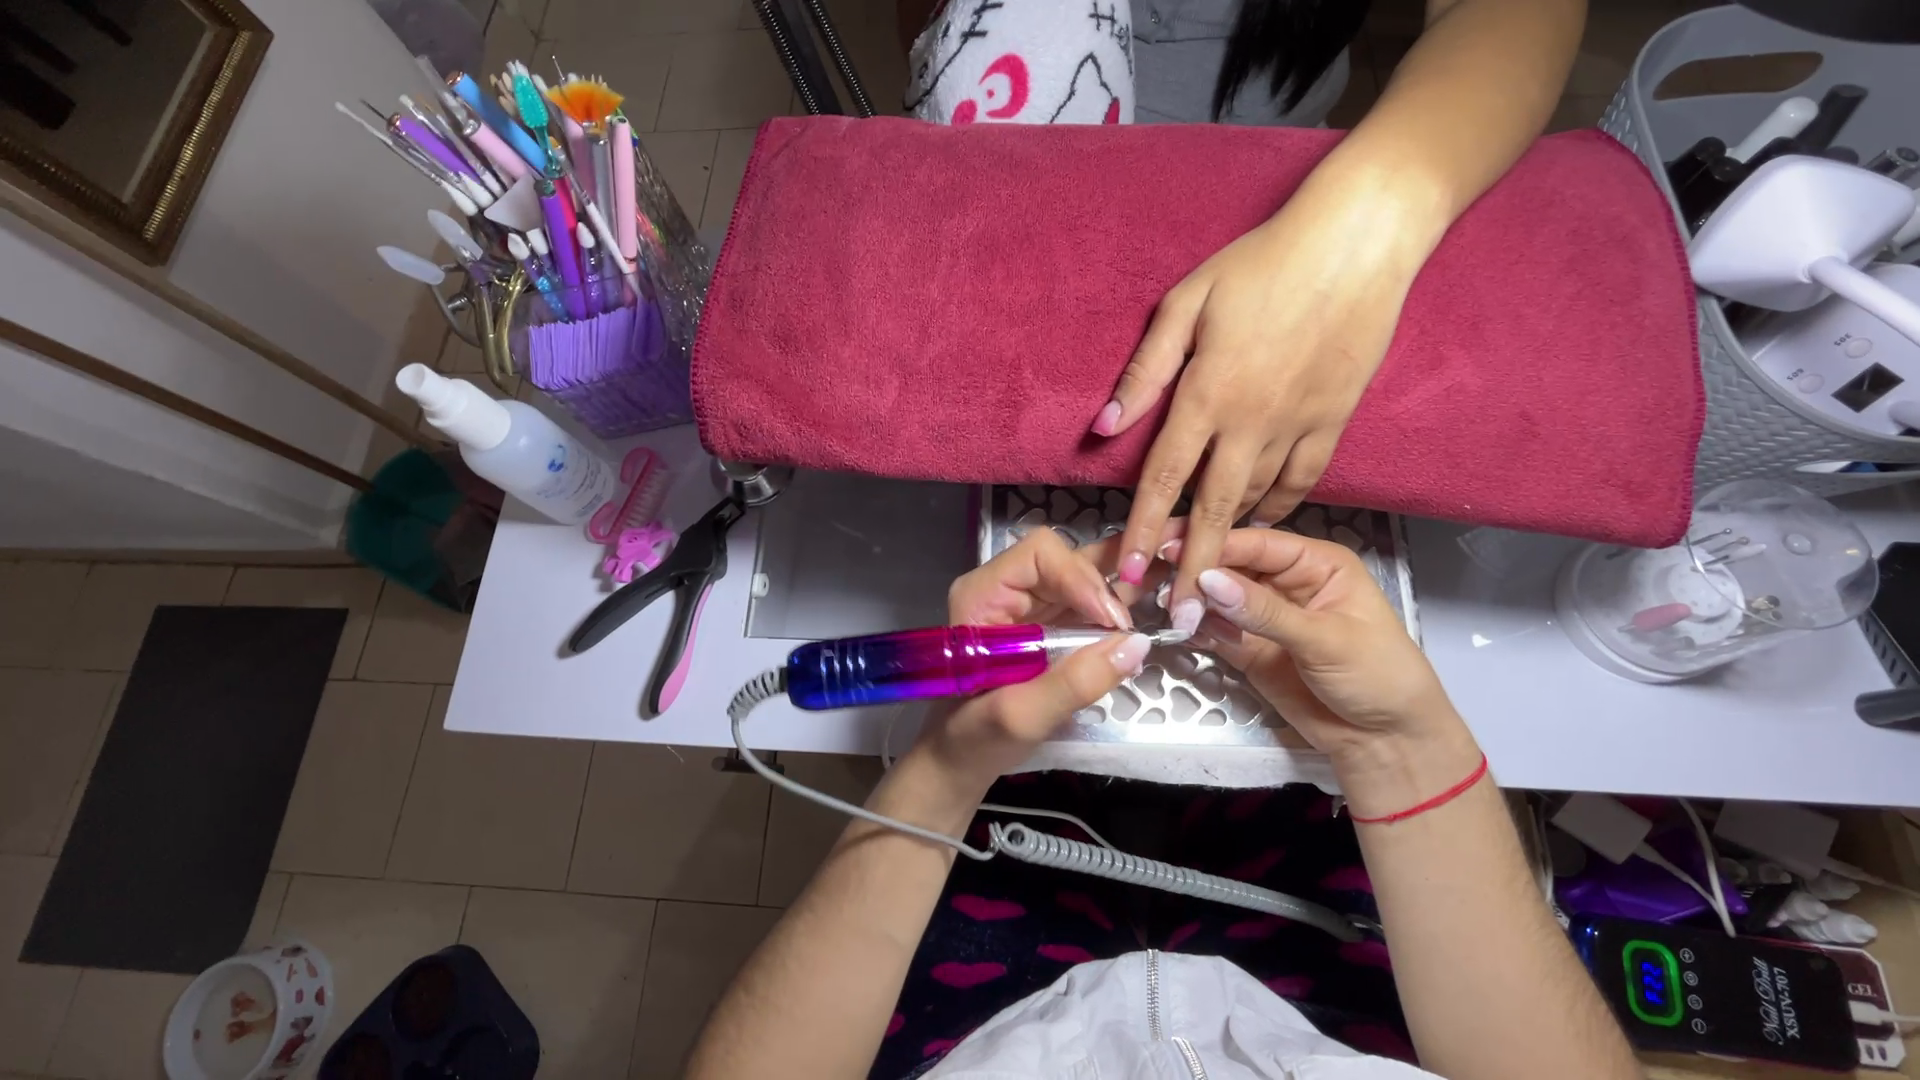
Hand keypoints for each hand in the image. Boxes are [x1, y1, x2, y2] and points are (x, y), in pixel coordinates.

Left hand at [906, 529, 1151, 798]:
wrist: (962, 759)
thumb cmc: (977, 738)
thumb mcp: (1022, 717)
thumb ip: (1075, 682)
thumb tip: (1136, 645)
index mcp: (982, 596)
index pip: (1038, 555)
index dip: (1078, 577)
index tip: (1109, 619)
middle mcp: (1004, 588)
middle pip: (1064, 561)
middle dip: (1100, 590)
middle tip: (1124, 634)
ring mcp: (1028, 603)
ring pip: (1080, 575)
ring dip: (1113, 594)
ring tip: (1135, 624)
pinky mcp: (1048, 621)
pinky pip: (1085, 599)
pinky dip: (1113, 605)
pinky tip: (1137, 616)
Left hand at [1097, 191, 1430, 636]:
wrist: (1358, 242)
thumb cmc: (1260, 264)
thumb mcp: (1186, 304)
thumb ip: (1144, 373)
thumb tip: (1104, 427)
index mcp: (1207, 394)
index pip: (1164, 478)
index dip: (1143, 531)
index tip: (1129, 577)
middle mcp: (1251, 422)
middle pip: (1214, 510)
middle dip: (1191, 569)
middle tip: (1176, 616)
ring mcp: (1298, 425)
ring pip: (1257, 501)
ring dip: (1231, 543)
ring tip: (1211, 582)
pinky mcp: (1336, 420)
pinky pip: (1303, 480)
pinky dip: (1279, 508)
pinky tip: (1262, 525)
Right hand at [1168, 528, 1468, 771]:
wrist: (1385, 742)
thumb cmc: (1378, 677)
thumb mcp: (1326, 639)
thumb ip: (1264, 611)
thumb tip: (1207, 580)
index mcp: (1314, 562)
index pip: (1254, 544)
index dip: (1212, 544)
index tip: (1170, 548)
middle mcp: (1284, 580)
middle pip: (1228, 565)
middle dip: (1192, 568)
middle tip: (1147, 569)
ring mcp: (1261, 614)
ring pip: (1215, 596)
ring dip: (1186, 597)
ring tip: (1150, 597)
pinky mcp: (1246, 646)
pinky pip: (1212, 628)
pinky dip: (1192, 625)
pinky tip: (1169, 623)